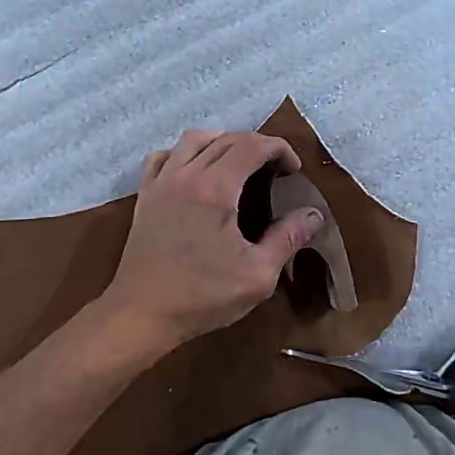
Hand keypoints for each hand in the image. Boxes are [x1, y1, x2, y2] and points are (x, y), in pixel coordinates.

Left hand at [98, 130, 326, 352]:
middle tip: (275, 169)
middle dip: (257, 145)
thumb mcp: (258, 274)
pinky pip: (163, 157)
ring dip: (222, 142)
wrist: (141, 315)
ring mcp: (161, 183)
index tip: (293, 170)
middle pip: (227, 138)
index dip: (279, 149)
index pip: (252, 145)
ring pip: (194, 139)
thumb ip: (288, 238)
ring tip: (238, 164)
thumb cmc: (202, 296)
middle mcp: (186, 175)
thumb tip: (314, 215)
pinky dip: (184, 154)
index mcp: (215, 189)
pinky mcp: (145, 197)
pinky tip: (195, 172)